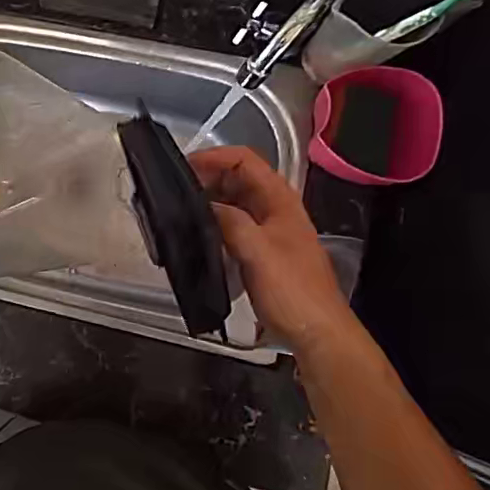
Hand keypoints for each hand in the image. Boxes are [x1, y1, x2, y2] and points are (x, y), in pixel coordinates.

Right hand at [189, 146, 351, 348]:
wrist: (316, 331)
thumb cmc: (292, 290)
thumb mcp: (257, 251)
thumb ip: (230, 222)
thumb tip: (203, 206)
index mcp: (279, 199)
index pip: (244, 160)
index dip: (213, 157)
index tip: (181, 168)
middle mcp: (274, 208)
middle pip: (237, 178)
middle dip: (206, 178)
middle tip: (173, 191)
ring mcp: (268, 230)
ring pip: (233, 203)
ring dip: (208, 201)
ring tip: (177, 210)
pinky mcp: (260, 251)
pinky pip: (232, 227)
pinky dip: (213, 224)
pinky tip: (195, 235)